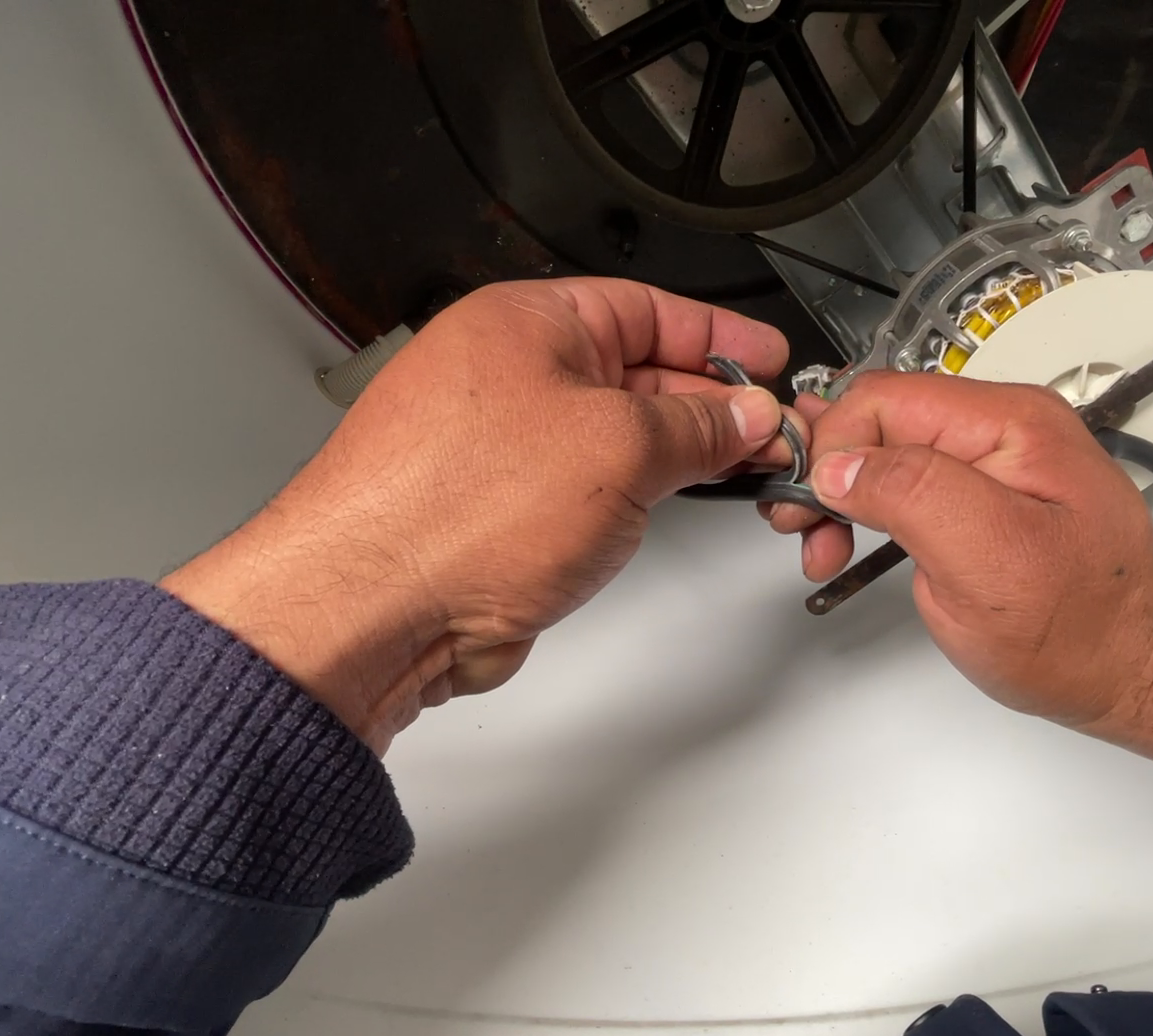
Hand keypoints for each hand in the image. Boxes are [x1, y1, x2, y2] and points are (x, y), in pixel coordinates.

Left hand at [164, 278, 789, 752]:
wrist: (380, 610)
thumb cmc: (454, 511)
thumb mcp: (614, 445)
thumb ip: (694, 426)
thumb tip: (742, 416)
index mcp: (525, 327)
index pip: (645, 309)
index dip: (716, 333)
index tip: (767, 357)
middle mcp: (513, 381)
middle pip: (639, 373)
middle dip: (712, 400)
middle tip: (771, 427)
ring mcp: (512, 449)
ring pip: (621, 436)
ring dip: (683, 451)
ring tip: (743, 465)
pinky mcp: (515, 511)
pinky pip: (599, 487)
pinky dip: (646, 492)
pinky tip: (682, 500)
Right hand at [765, 373, 1152, 835]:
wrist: (1129, 668)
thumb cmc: (1077, 629)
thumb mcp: (989, 561)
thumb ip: (911, 494)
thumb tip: (838, 466)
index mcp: (1007, 425)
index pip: (884, 399)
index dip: (834, 447)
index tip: (812, 507)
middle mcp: (995, 429)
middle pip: (875, 419)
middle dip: (826, 469)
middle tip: (801, 527)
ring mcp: (983, 462)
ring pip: (879, 449)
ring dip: (836, 492)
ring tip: (821, 544)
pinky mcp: (971, 495)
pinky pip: (897, 478)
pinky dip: (859, 506)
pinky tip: (844, 537)